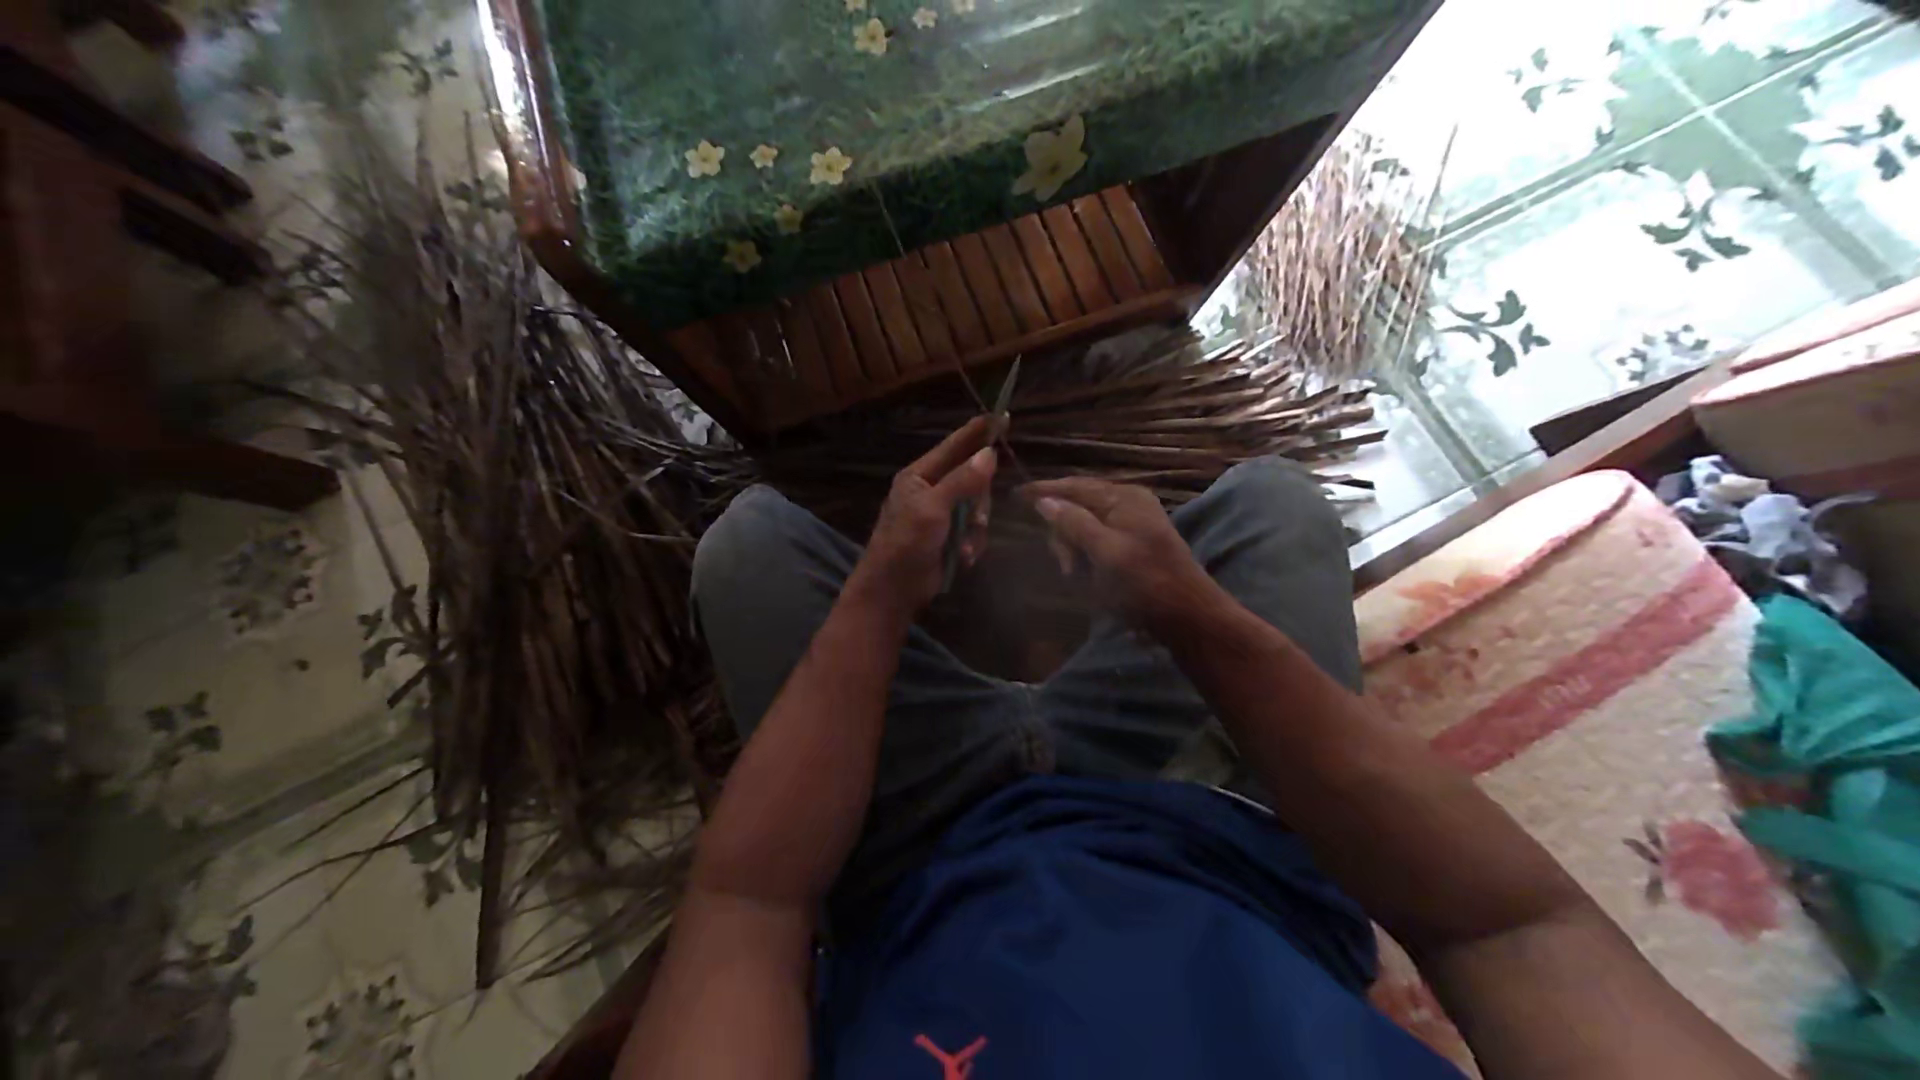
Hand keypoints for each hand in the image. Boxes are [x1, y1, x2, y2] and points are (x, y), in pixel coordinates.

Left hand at [849, 416, 997, 616]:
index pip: (954, 445)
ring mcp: (942, 515)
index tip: (1003, 416)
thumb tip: (989, 453)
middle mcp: (932, 490)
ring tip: (963, 545)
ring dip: (975, 529)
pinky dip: (972, 544)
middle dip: (978, 500)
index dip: (978, 431)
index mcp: (919, 475)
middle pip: (973, 478)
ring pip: (978, 507)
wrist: (893, 591)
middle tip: (976, 517)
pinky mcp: (951, 538)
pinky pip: (975, 531)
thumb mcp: (932, 508)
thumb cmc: (905, 543)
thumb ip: (961, 480)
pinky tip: (962, 556)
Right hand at [1019, 477, 1220, 631]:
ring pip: (1084, 526)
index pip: (1075, 486)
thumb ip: (1073, 523)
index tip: (1015, 494)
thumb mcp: (1105, 551)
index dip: (1044, 490)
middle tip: (1066, 565)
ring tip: (1075, 575)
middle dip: (1063, 532)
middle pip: (1077, 505)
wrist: (1187, 617)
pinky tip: (1083, 573)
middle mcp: (1128, 504)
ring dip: (1072, 548)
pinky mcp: (1132, 546)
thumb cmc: (1145, 582)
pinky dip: (1084, 555)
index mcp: (1124, 497)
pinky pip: (1096, 541)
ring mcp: (1131, 525)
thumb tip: (1043, 501)